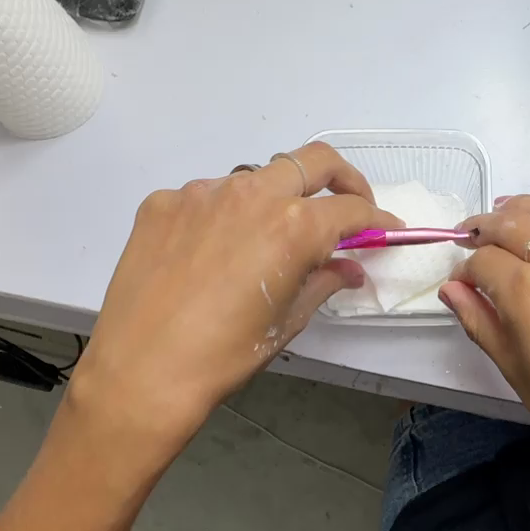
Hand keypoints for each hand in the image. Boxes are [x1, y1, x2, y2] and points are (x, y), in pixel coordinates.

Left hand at [66, 143, 398, 457]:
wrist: (144, 369)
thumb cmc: (226, 355)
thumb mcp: (287, 322)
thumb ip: (324, 282)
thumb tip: (349, 268)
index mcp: (294, 228)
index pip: (351, 209)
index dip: (376, 220)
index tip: (386, 230)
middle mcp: (252, 194)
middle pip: (313, 161)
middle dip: (343, 179)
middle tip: (349, 207)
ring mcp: (203, 192)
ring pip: (256, 178)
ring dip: (277, 199)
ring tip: (269, 241)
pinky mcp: (164, 202)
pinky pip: (208, 197)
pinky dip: (226, 216)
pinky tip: (214, 255)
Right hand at [440, 195, 529, 530]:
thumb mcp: (517, 374)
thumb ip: (481, 323)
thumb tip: (453, 290)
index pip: (484, 260)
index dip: (465, 270)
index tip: (463, 283)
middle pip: (517, 222)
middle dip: (487, 226)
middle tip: (473, 235)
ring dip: (526, 211)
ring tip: (510, 219)